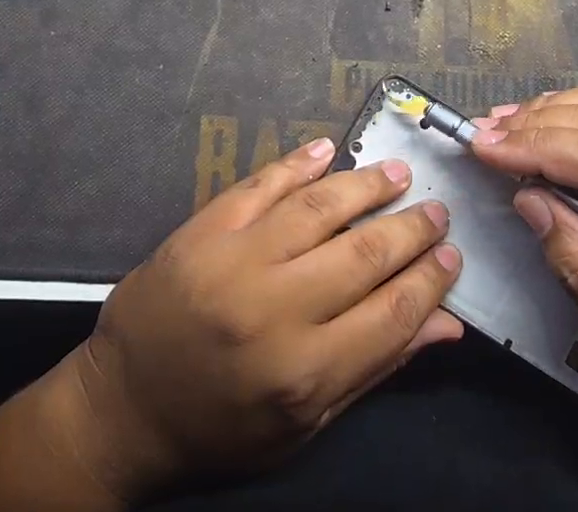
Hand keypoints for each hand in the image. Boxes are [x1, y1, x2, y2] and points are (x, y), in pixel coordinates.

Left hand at [65, 138, 462, 499]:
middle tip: (435, 209)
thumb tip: (447, 322)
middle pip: (363, 254)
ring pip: (317, 209)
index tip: (453, 254)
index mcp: (304, 371)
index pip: (392, 311)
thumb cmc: (220, 428)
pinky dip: (296, 164)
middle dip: (410, 228)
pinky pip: (259, 186)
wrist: (124, 407)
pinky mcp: (201, 232)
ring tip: (396, 172)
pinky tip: (327, 149)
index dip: (431, 279)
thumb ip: (375, 368)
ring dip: (364, 185)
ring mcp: (233, 261)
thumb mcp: (305, 423)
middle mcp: (273, 309)